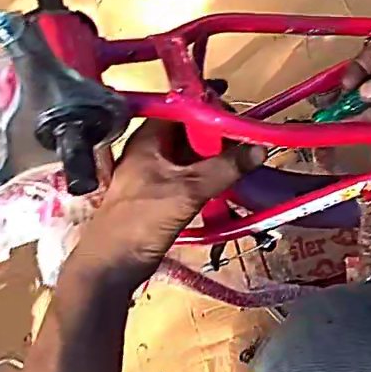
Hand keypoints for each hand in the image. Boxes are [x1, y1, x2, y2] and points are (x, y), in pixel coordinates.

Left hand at [66, 119, 263, 291]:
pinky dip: (209, 173)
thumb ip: (224, 168)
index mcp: (147, 139)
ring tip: (243, 156)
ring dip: (215, 153)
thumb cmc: (141, 221)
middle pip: (188, 130)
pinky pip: (190, 174)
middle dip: (216, 131)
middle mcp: (151, 150)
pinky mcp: (162, 194)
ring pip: (191, 153)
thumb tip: (259, 149)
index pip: (180, 108)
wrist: (111, 266)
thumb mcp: (187, 191)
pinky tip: (229, 178)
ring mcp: (155, 173)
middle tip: (244, 137)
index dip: (207, 105)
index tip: (234, 110)